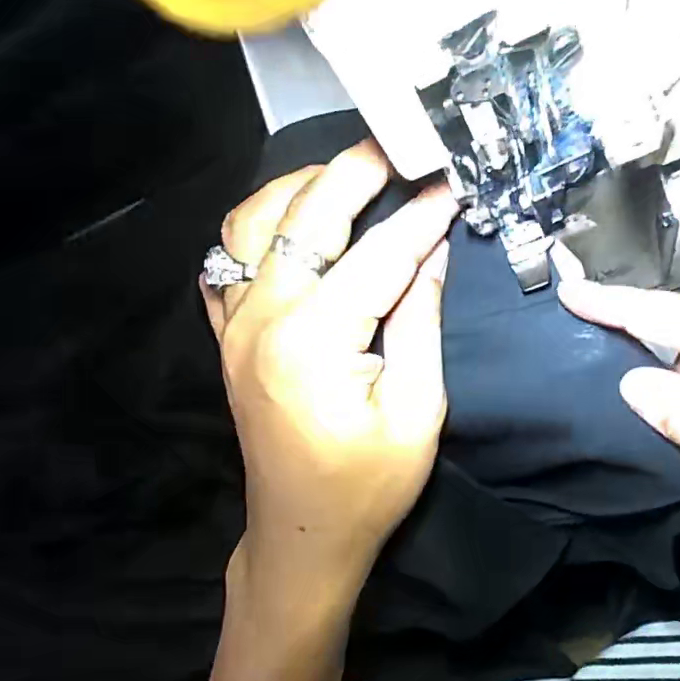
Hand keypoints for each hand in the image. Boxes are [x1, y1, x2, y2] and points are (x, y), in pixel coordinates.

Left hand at [202, 142, 456, 615]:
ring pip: (251, 225)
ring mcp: (233, 326)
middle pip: (304, 219)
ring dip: (299, 190)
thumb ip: (421, 323)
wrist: (303, 533)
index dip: (421, 218)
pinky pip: (229, 260)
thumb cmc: (368, 487)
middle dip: (355, 173)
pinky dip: (261, 227)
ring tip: (349, 177)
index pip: (377, 257)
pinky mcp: (227, 336)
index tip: (451, 185)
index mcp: (312, 343)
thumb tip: (432, 254)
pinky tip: (296, 224)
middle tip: (398, 147)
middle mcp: (260, 320)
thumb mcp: (417, 411)